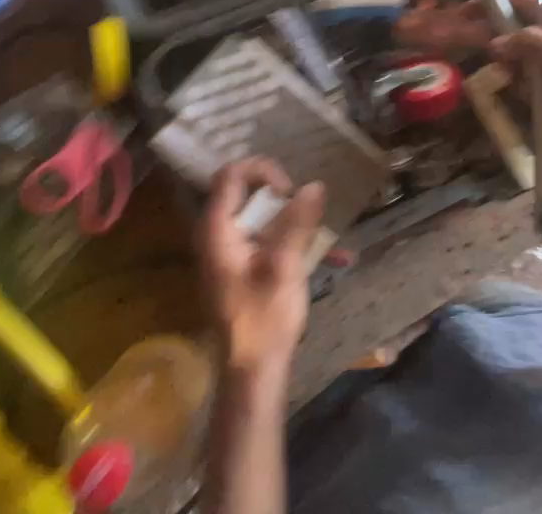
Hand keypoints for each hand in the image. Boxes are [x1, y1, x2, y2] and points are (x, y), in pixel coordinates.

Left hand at [198, 158, 324, 376]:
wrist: (252, 371)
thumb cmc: (263, 319)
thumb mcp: (285, 267)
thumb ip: (298, 223)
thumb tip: (314, 185)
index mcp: (216, 231)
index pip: (231, 175)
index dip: (262, 171)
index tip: (290, 191)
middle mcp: (216, 235)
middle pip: (243, 191)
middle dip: (280, 194)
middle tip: (307, 208)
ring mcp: (227, 251)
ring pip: (257, 215)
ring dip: (290, 217)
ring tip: (320, 232)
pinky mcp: (240, 267)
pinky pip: (264, 237)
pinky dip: (289, 238)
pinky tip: (326, 254)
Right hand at [490, 0, 541, 153]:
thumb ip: (529, 43)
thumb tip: (495, 41)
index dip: (492, 3)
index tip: (464, 14)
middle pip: (522, 24)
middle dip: (503, 41)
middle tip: (492, 63)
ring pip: (528, 51)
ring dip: (516, 66)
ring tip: (514, 85)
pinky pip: (539, 71)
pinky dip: (529, 81)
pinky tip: (529, 97)